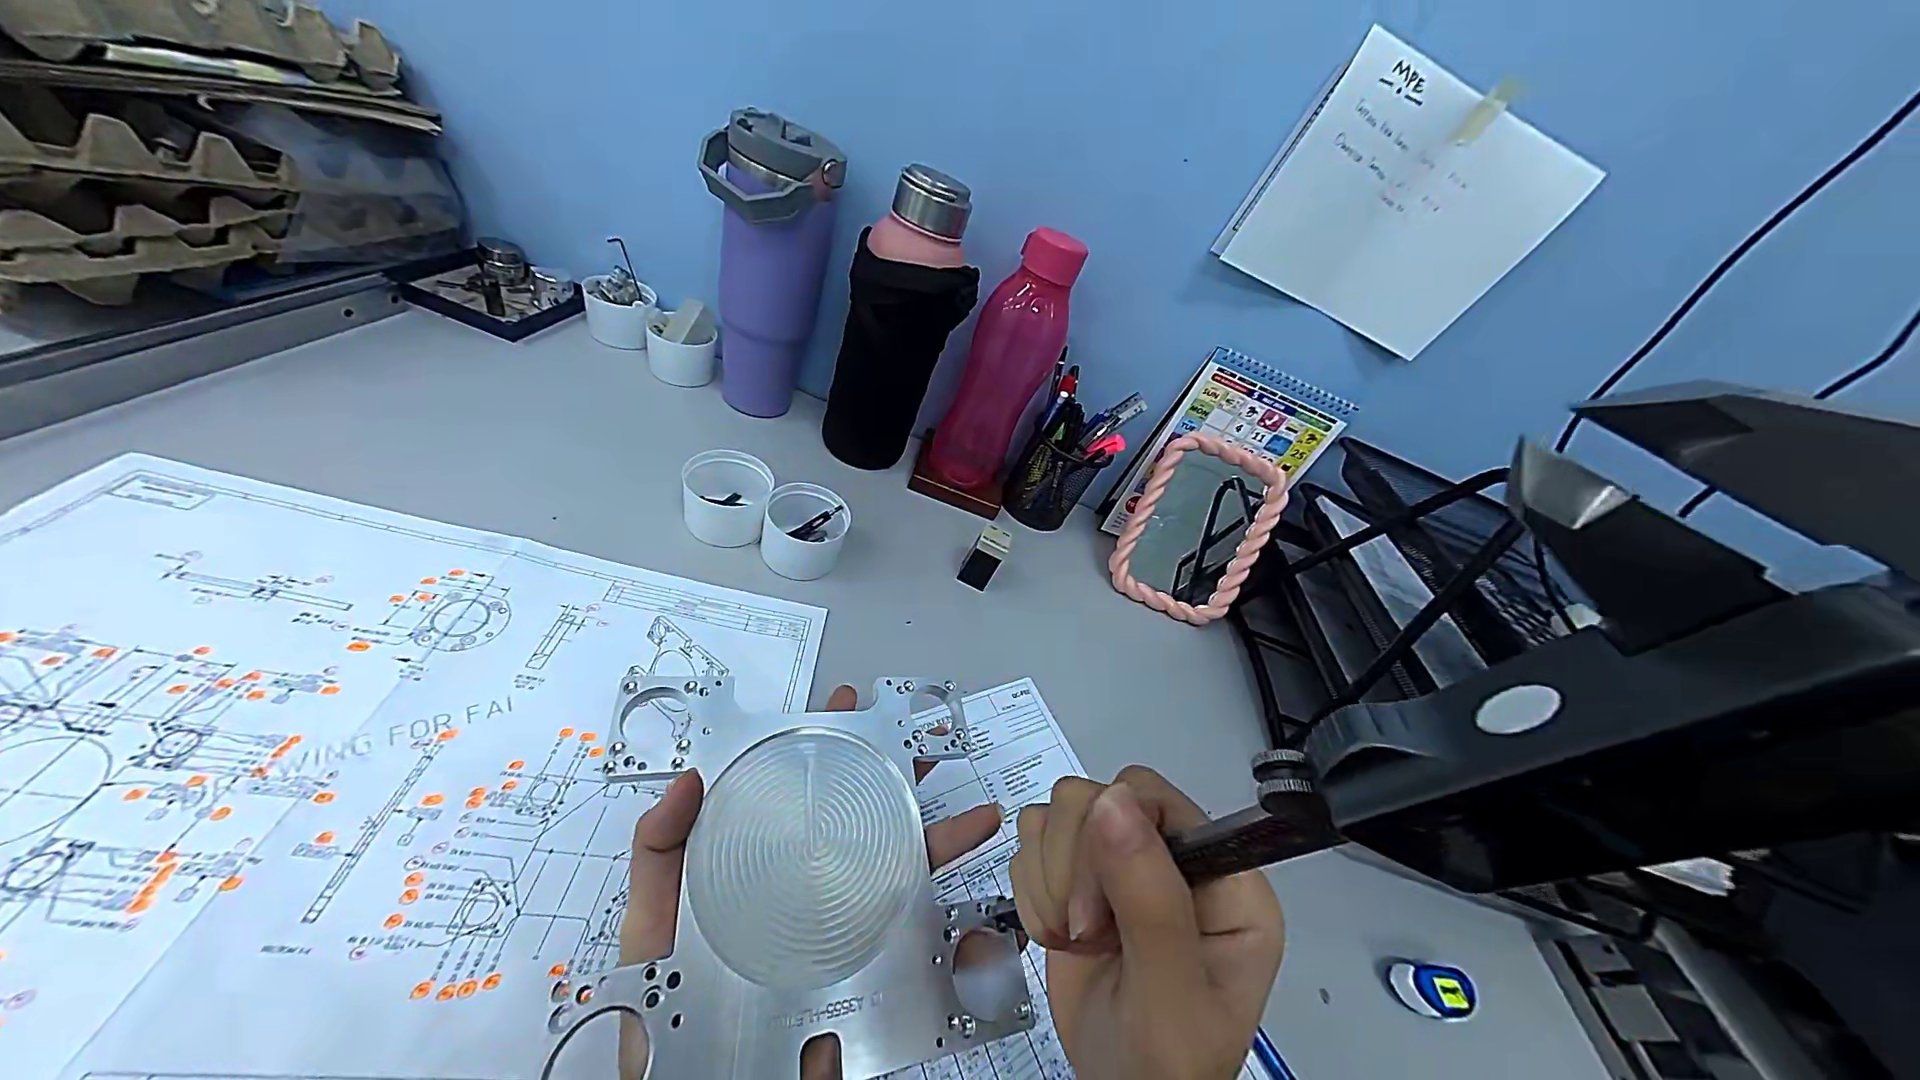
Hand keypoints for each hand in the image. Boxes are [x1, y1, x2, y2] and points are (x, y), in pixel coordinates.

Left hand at [618, 684, 1002, 1079]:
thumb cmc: (667, 1000)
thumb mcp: (653, 920)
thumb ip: (661, 850)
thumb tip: (690, 779)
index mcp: (767, 862)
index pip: (803, 790)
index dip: (825, 745)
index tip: (847, 705)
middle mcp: (813, 884)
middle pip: (863, 817)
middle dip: (896, 774)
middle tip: (924, 741)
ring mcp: (842, 924)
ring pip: (900, 866)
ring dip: (941, 834)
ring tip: (974, 811)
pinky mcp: (865, 968)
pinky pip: (913, 931)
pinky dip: (947, 904)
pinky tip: (967, 890)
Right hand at [1011, 767, 1284, 1079]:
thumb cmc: (1165, 1065)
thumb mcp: (1172, 996)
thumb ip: (1151, 900)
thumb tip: (1114, 800)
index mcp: (1221, 871)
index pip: (1150, 796)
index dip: (1110, 842)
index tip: (1095, 915)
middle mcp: (1172, 851)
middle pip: (1095, 796)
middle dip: (1074, 870)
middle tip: (1085, 932)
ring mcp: (1121, 856)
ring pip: (1059, 811)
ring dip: (1050, 881)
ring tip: (1075, 937)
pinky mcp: (1078, 867)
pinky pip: (1033, 835)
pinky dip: (1032, 889)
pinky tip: (1059, 931)